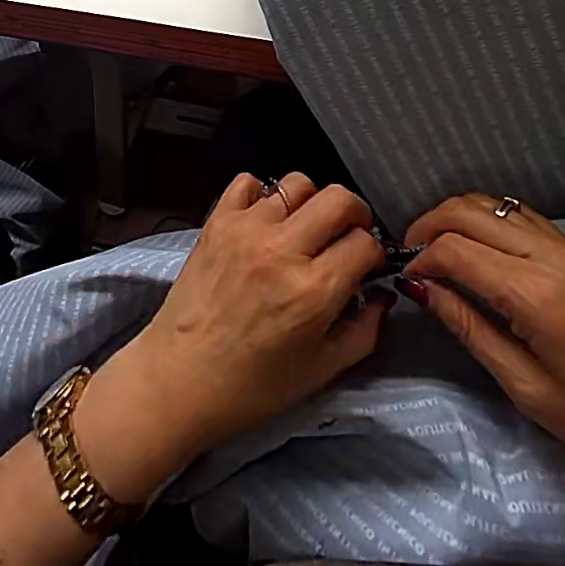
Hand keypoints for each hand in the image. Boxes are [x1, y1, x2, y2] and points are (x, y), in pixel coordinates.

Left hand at [71, 173, 392, 501]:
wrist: (183, 373)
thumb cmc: (255, 383)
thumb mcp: (325, 368)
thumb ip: (365, 328)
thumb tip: (381, 293)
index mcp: (314, 289)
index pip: (364, 242)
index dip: (373, 253)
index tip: (365, 265)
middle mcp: (281, 248)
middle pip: (338, 199)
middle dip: (354, 215)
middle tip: (346, 236)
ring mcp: (245, 229)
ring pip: (295, 184)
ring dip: (310, 203)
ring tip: (304, 229)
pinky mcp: (215, 222)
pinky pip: (246, 183)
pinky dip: (262, 194)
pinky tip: (264, 220)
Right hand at [399, 193, 564, 526]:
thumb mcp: (526, 387)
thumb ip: (468, 327)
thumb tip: (419, 289)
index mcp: (537, 296)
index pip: (453, 250)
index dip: (419, 261)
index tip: (409, 283)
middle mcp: (555, 259)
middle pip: (467, 211)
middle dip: (427, 228)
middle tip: (413, 259)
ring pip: (493, 204)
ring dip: (455, 218)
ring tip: (439, 251)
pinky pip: (521, 216)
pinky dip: (486, 220)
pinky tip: (479, 250)